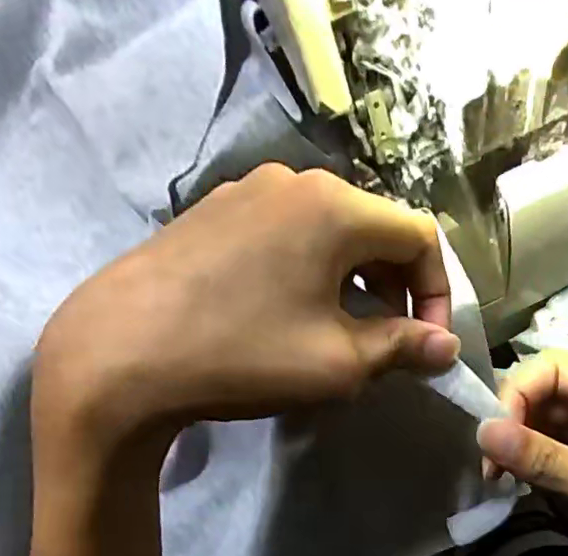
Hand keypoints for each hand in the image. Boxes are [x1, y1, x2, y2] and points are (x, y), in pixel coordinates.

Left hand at [31, 164, 460, 461]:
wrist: (120, 354)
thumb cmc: (246, 355)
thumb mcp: (339, 362)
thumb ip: (403, 347)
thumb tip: (447, 347)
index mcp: (335, 208)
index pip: (420, 236)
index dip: (438, 292)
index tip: (429, 344)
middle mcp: (294, 182)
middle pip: (376, 228)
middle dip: (398, 288)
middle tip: (392, 343)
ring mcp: (246, 192)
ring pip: (331, 232)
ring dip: (356, 282)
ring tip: (346, 333)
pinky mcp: (213, 213)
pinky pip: (288, 235)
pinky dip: (313, 272)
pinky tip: (293, 314)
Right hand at [477, 350, 567, 555]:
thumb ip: (545, 459)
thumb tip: (482, 430)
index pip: (554, 367)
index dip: (517, 394)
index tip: (494, 438)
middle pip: (547, 390)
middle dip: (514, 421)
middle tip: (491, 465)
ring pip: (546, 419)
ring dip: (519, 443)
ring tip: (499, 477)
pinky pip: (554, 446)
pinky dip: (532, 460)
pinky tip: (517, 481)